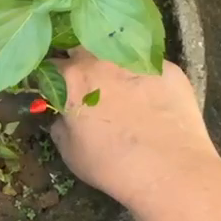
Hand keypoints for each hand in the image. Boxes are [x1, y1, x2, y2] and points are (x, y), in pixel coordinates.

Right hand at [50, 49, 215, 208]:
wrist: (170, 171)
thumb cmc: (110, 165)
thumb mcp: (69, 150)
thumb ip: (60, 123)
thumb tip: (64, 115)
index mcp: (72, 78)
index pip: (50, 65)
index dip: (51, 78)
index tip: (56, 91)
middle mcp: (102, 60)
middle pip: (83, 49)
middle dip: (80, 64)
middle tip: (87, 89)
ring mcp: (137, 60)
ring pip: (117, 54)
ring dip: (112, 67)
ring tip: (121, 91)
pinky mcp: (168, 68)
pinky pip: (147, 66)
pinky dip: (143, 78)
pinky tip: (150, 99)